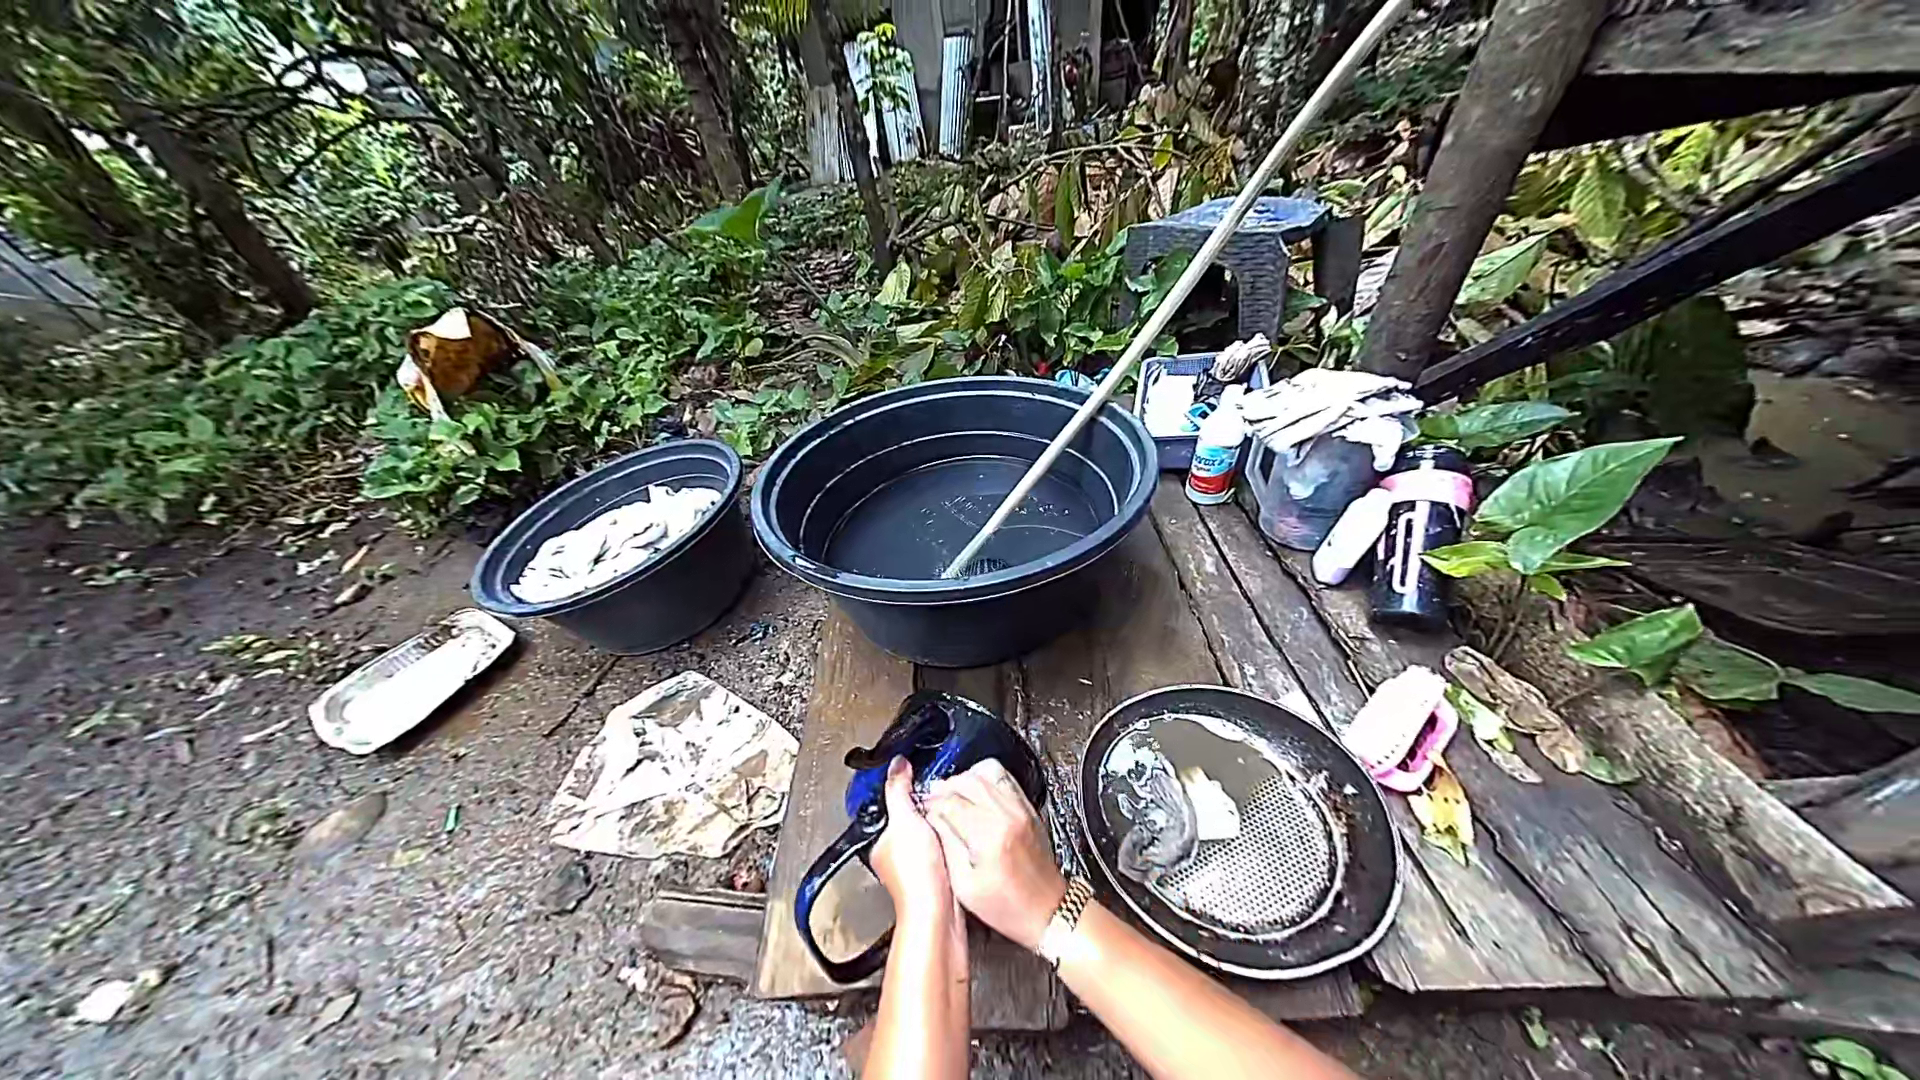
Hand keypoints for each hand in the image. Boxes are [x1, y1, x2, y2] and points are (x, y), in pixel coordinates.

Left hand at [868, 757, 953, 923]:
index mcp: (882, 841)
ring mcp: (918, 867)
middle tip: (945, 795)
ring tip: (956, 814)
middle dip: (930, 807)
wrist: (938, 915)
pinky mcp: (939, 876)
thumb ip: (899, 790)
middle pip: (914, 818)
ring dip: (944, 824)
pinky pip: (947, 847)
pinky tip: (962, 837)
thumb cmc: (916, 876)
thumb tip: (897, 764)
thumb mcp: (905, 821)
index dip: (907, 789)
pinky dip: (954, 840)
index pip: (893, 804)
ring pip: (932, 833)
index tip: (922, 777)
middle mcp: (897, 855)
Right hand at [924, 759, 1066, 951]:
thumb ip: (947, 846)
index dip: (931, 803)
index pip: (950, 802)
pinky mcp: (1027, 807)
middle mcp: (1007, 815)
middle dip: (944, 788)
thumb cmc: (1009, 907)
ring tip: (952, 795)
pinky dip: (984, 777)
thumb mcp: (965, 886)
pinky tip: (976, 792)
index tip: (923, 810)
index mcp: (989, 836)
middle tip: (933, 800)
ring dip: (963, 779)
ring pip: (984, 772)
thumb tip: (932, 819)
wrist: (1047, 910)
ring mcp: (1019, 808)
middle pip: (966, 781)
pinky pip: (1003, 776)